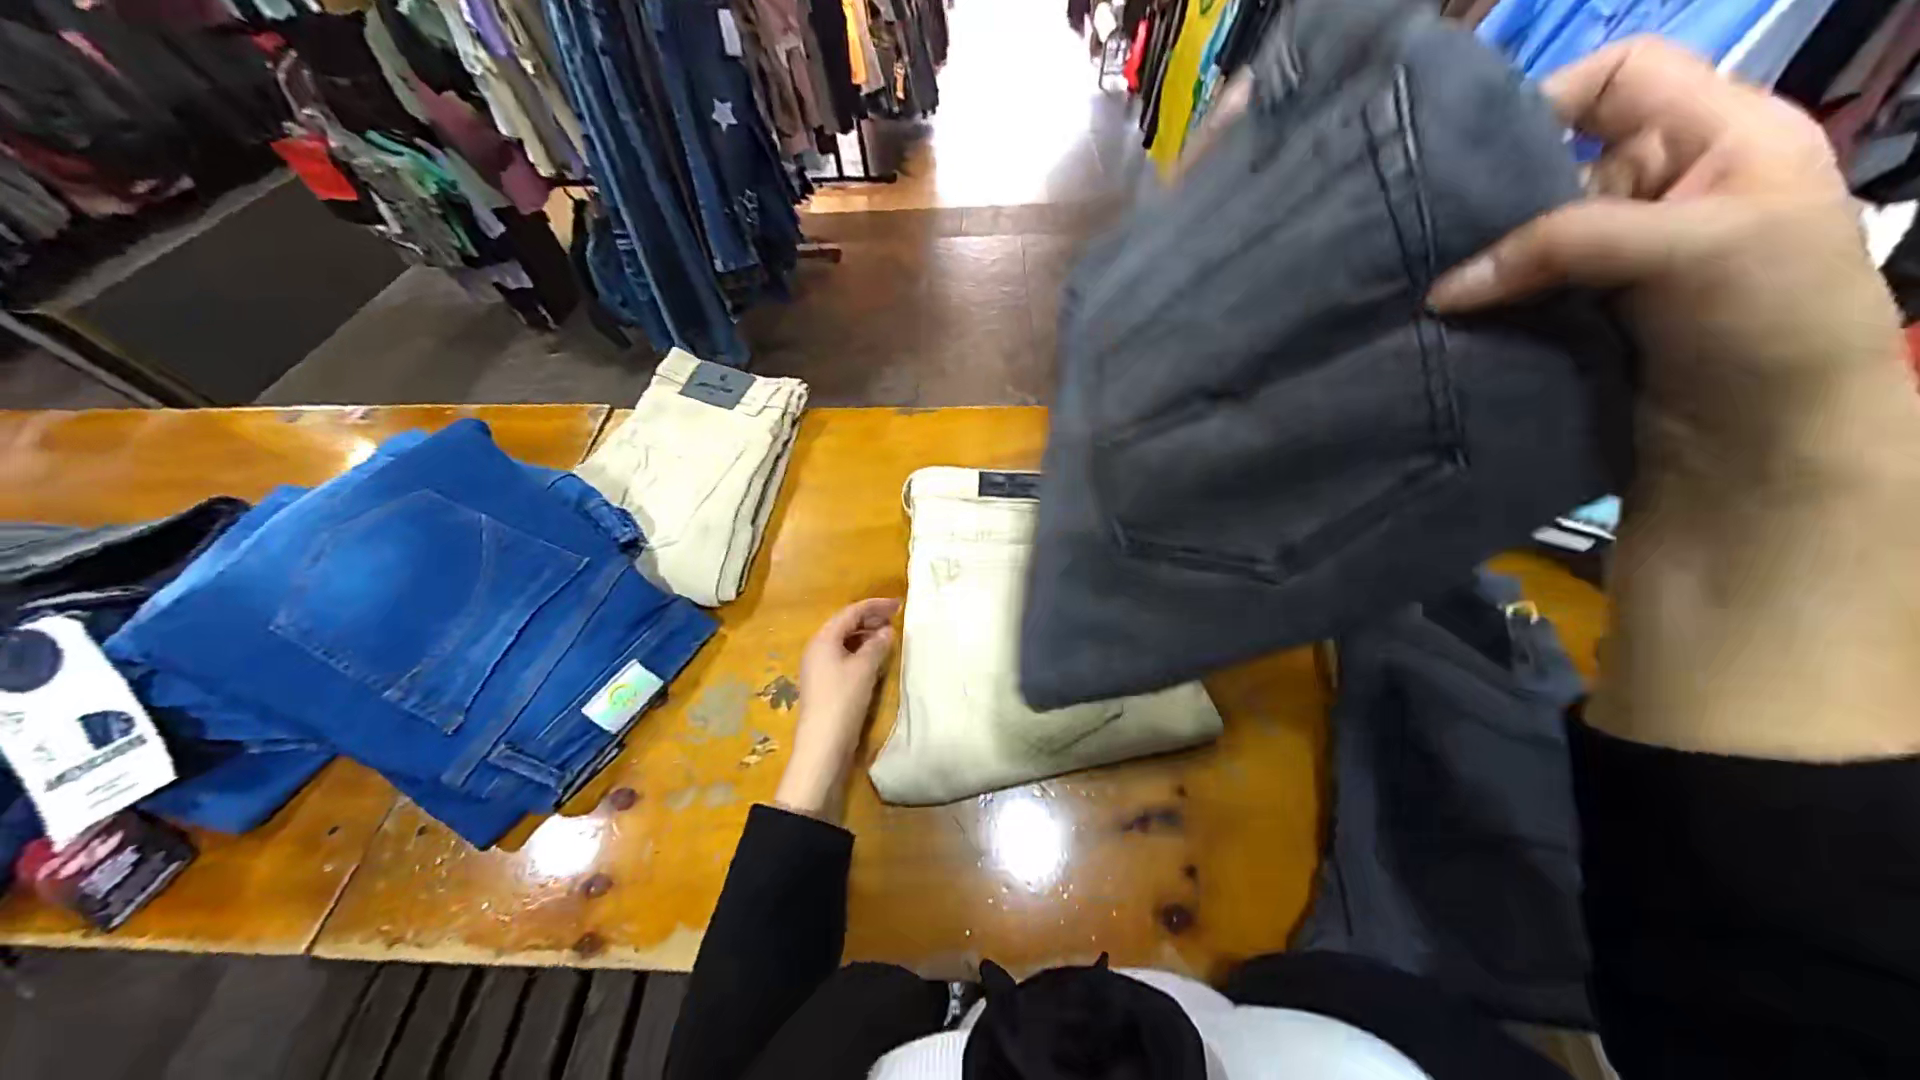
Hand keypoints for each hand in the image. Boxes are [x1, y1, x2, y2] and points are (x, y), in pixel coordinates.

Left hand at [773, 598, 900, 818]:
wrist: (823, 744)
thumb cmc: (843, 699)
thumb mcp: (864, 668)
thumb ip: (877, 645)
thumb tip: (886, 631)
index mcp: (823, 639)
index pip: (851, 612)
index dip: (875, 606)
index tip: (899, 605)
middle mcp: (817, 648)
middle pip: (845, 624)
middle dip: (870, 618)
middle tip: (895, 618)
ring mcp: (819, 666)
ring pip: (845, 641)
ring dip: (866, 635)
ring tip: (889, 636)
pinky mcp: (824, 683)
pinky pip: (844, 656)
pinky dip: (861, 651)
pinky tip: (876, 657)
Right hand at [1434, 38, 1919, 759]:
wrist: (1760, 469)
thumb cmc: (1772, 334)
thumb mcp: (1703, 248)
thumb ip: (1572, 238)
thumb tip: (1440, 289)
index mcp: (1720, 142)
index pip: (1620, 78)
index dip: (1545, 100)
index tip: (1468, 166)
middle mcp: (1654, 197)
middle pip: (1549, 165)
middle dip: (1487, 198)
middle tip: (1419, 238)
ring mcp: (1602, 271)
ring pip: (1515, 242)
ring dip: (1471, 264)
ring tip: (1415, 288)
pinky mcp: (1562, 329)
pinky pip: (1505, 301)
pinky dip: (1471, 309)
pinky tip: (1437, 323)